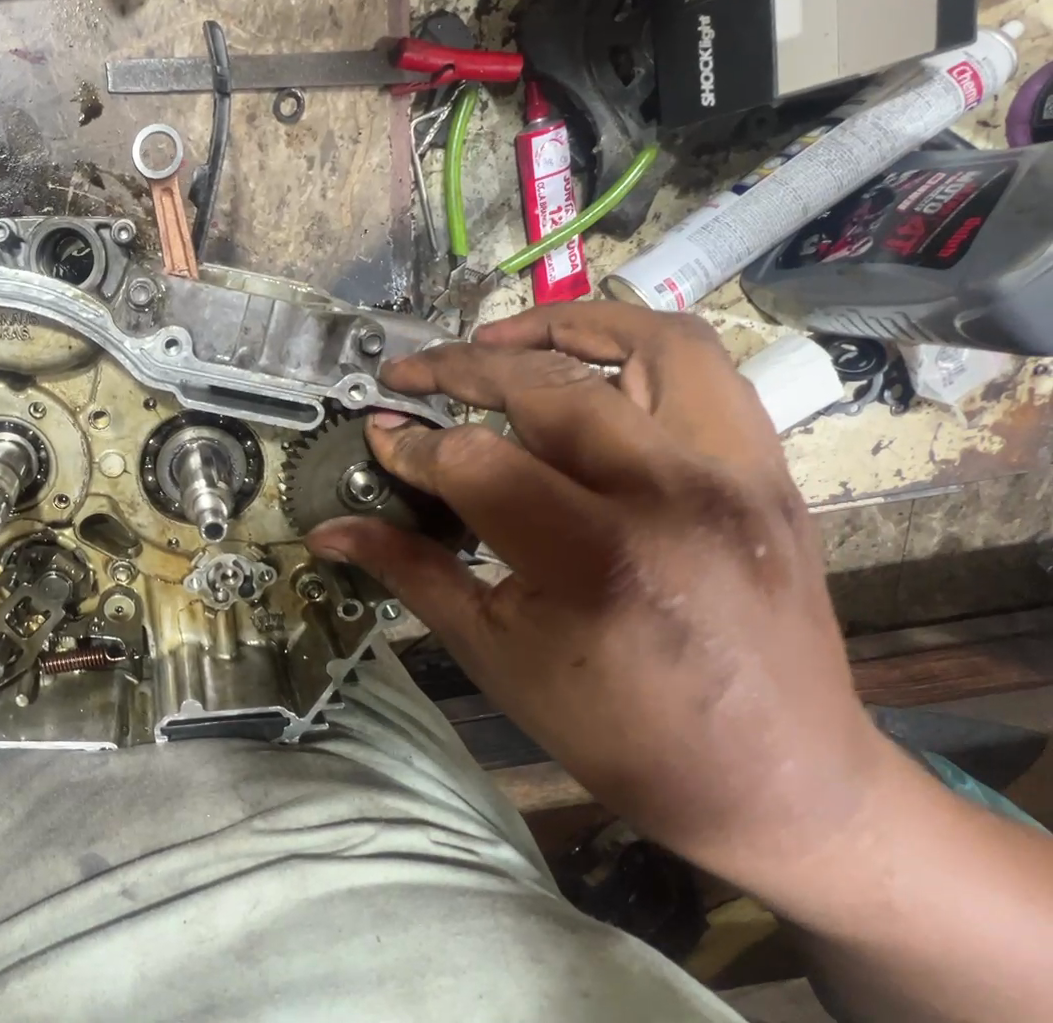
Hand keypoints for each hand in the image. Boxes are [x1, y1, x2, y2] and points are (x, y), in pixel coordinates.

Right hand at [307, 302, 904, 878]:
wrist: (772, 776)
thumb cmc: (613, 728)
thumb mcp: (493, 652)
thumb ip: (410, 570)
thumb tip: (328, 530)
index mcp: (593, 559)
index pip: (478, 462)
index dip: (412, 447)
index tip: (376, 436)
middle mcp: (672, 495)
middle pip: (550, 387)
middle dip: (461, 368)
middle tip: (408, 374)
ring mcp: (736, 475)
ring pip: (652, 344)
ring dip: (563, 325)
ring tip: (499, 337)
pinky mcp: (769, 472)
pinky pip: (708, 373)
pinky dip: (636, 348)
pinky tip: (583, 367)